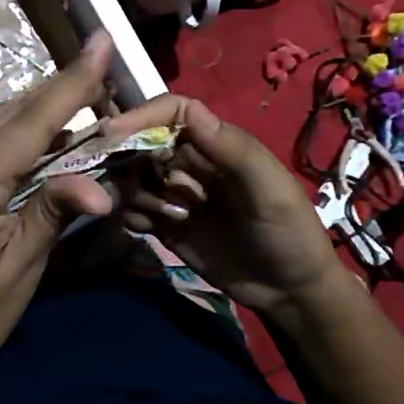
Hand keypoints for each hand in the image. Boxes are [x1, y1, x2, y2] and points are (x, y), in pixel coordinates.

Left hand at [0, 34, 116, 403]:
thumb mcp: (24, 265)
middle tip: (101, 62)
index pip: (27, 128)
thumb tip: (102, 184)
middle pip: (9, 115)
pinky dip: (19, 131)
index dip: (69, 85)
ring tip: (85, 89)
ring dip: (40, 107)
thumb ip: (55, 211)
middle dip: (58, 89)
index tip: (101, 43)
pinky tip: (47, 128)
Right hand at [105, 94, 345, 314]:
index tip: (113, 132)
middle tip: (129, 187)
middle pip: (146, 145)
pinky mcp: (170, 229)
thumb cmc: (289, 233)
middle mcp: (196, 166)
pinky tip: (144, 229)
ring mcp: (181, 198)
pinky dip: (131, 216)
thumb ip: (233, 151)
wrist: (290, 291)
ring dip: (133, 193)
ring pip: (136, 180)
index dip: (143, 117)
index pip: (174, 115)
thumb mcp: (269, 191)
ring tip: (159, 218)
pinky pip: (138, 213)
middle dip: (130, 159)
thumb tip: (190, 112)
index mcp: (220, 146)